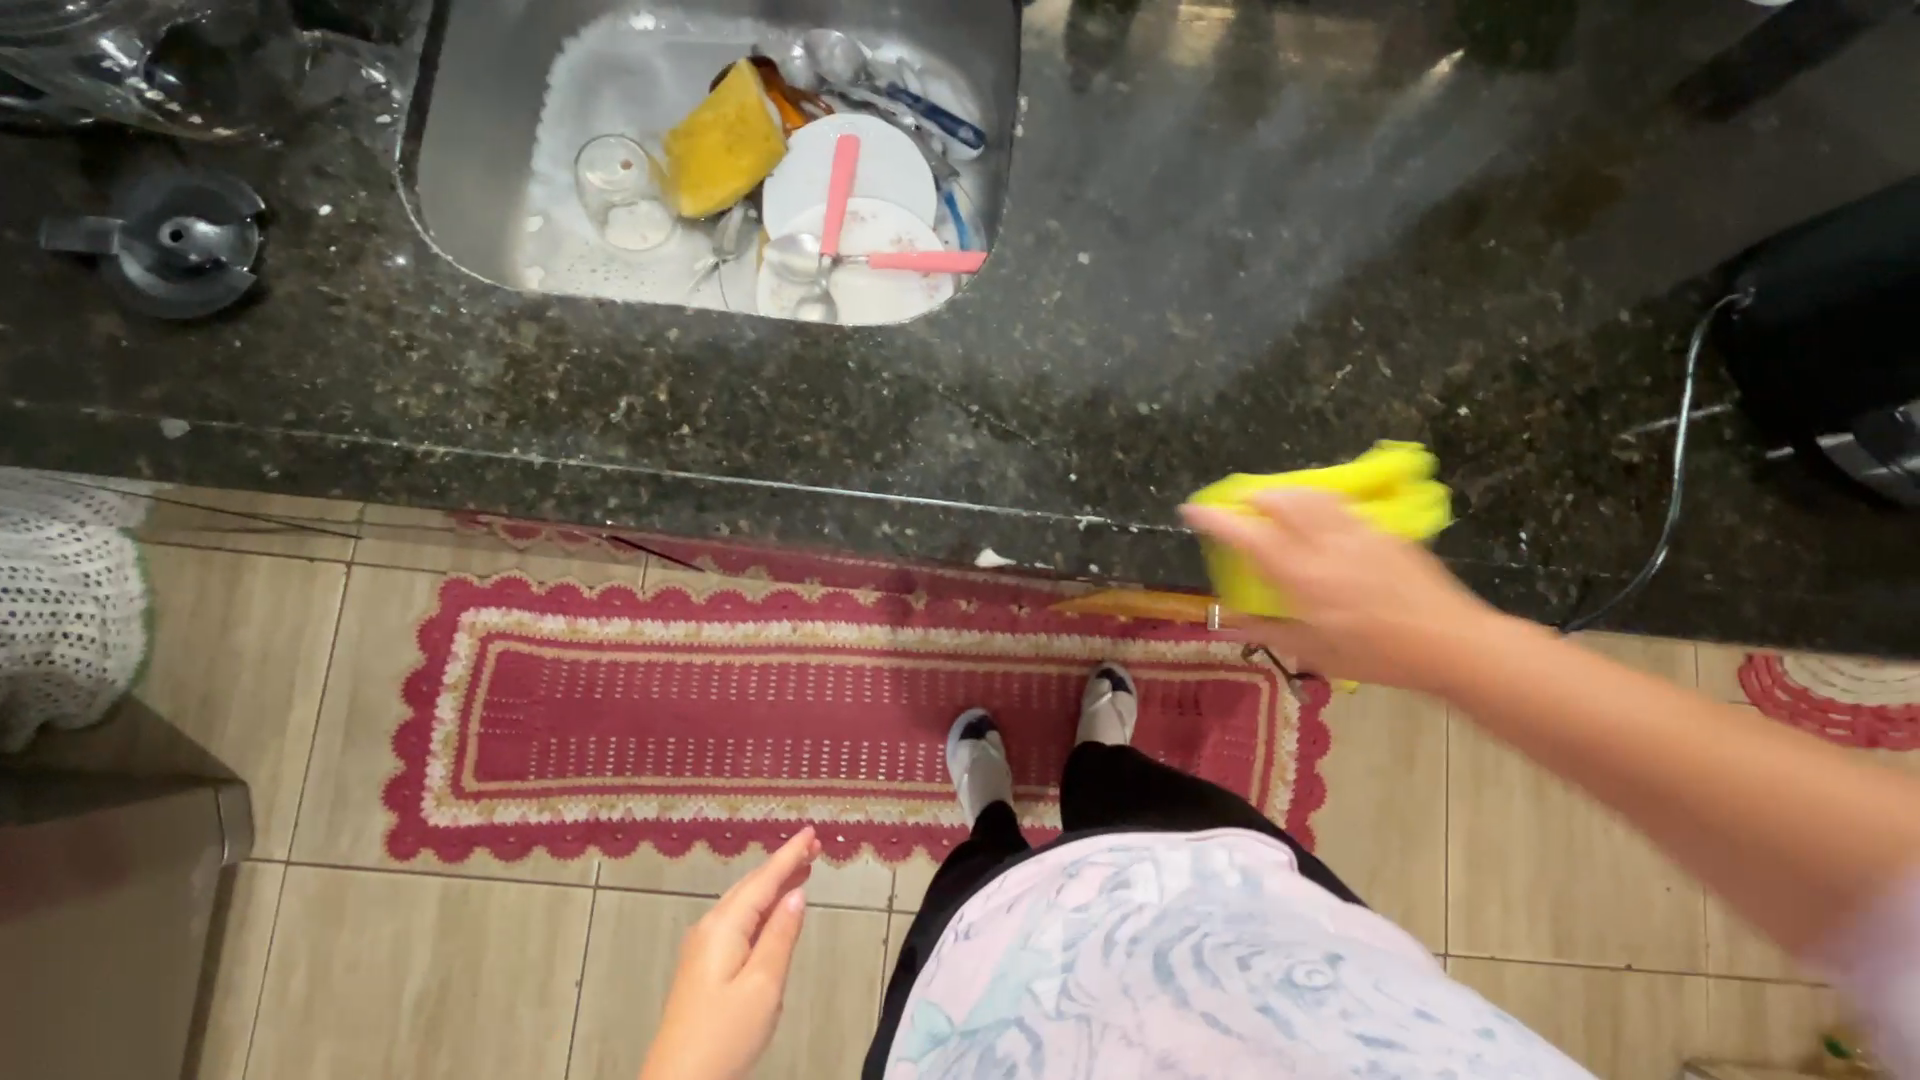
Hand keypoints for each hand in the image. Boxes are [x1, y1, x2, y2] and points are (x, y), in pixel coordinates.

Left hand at [639, 827, 821, 1079]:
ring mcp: (702, 948)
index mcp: (724, 927)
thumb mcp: (763, 985)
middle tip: (814, 847)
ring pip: (743, 903)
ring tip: (801, 870)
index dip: (789, 854)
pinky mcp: (703, 968)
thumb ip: (781, 936)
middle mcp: (710, 928)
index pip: (764, 880)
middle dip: (782, 864)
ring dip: (772, 884)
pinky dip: (761, 906)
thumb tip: (795, 894)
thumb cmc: (725, 1035)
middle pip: (751, 886)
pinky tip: (773, 911)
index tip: (811, 831)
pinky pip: (738, 921)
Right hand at [1181, 489, 1508, 693]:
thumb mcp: (1315, 653)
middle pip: (1282, 501)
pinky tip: (1320, 520)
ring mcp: (1359, 534)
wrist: (1451, 643)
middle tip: (1239, 506)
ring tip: (1274, 502)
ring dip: (1285, 493)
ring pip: (1313, 495)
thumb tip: (1228, 619)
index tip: (1193, 511)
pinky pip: (1341, 507)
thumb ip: (1267, 631)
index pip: (1250, 536)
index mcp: (1304, 576)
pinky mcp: (1385, 533)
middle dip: (1253, 497)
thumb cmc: (1379, 656)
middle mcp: (1327, 545)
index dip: (1216, 519)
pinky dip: (1317, 503)